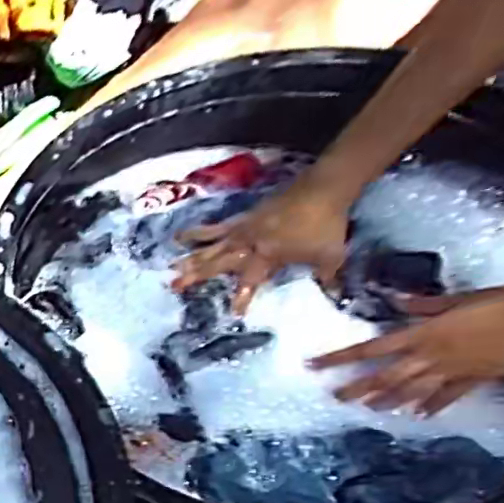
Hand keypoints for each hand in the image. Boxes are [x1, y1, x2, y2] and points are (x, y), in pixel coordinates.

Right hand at [171, 181, 353, 311]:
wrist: (325, 187)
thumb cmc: (326, 223)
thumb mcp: (331, 254)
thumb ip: (326, 277)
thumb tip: (334, 297)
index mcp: (266, 258)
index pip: (249, 283)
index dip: (241, 298)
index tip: (234, 315)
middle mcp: (247, 247)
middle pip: (216, 264)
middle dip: (195, 276)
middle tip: (174, 287)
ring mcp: (241, 232)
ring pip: (209, 248)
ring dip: (189, 258)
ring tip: (169, 268)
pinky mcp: (241, 219)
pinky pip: (214, 228)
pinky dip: (196, 233)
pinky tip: (178, 237)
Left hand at [307, 285, 503, 414]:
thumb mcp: (462, 299)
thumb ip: (426, 306)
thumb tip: (397, 301)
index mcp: (422, 334)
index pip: (368, 350)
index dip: (338, 359)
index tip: (312, 366)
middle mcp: (430, 356)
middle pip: (383, 377)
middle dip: (356, 389)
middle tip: (334, 398)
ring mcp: (453, 370)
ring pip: (410, 391)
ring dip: (387, 401)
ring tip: (368, 409)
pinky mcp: (477, 378)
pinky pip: (449, 396)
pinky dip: (433, 406)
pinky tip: (418, 416)